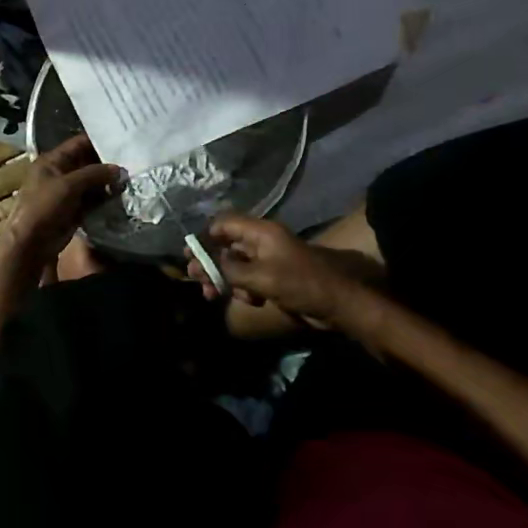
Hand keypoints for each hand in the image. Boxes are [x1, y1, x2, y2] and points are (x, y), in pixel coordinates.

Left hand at [0, 135, 123, 271]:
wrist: (32, 242)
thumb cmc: (44, 207)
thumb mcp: (68, 185)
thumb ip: (94, 174)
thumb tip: (119, 169)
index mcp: (52, 161)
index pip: (78, 144)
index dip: (98, 141)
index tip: (122, 140)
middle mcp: (60, 173)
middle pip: (87, 163)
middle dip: (107, 164)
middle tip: (132, 161)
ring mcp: (67, 192)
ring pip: (92, 183)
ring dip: (108, 182)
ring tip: (131, 179)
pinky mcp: (74, 209)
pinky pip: (92, 199)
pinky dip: (104, 198)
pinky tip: (121, 196)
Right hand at [189, 214, 368, 325]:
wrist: (338, 304)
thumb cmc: (300, 284)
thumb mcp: (260, 277)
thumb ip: (229, 269)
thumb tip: (205, 262)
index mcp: (261, 232)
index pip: (224, 223)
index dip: (205, 237)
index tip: (190, 255)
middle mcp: (262, 242)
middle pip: (226, 245)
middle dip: (210, 262)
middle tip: (195, 279)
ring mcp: (268, 260)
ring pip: (235, 265)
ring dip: (223, 280)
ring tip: (213, 296)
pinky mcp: (273, 278)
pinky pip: (248, 279)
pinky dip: (243, 289)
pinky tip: (250, 301)